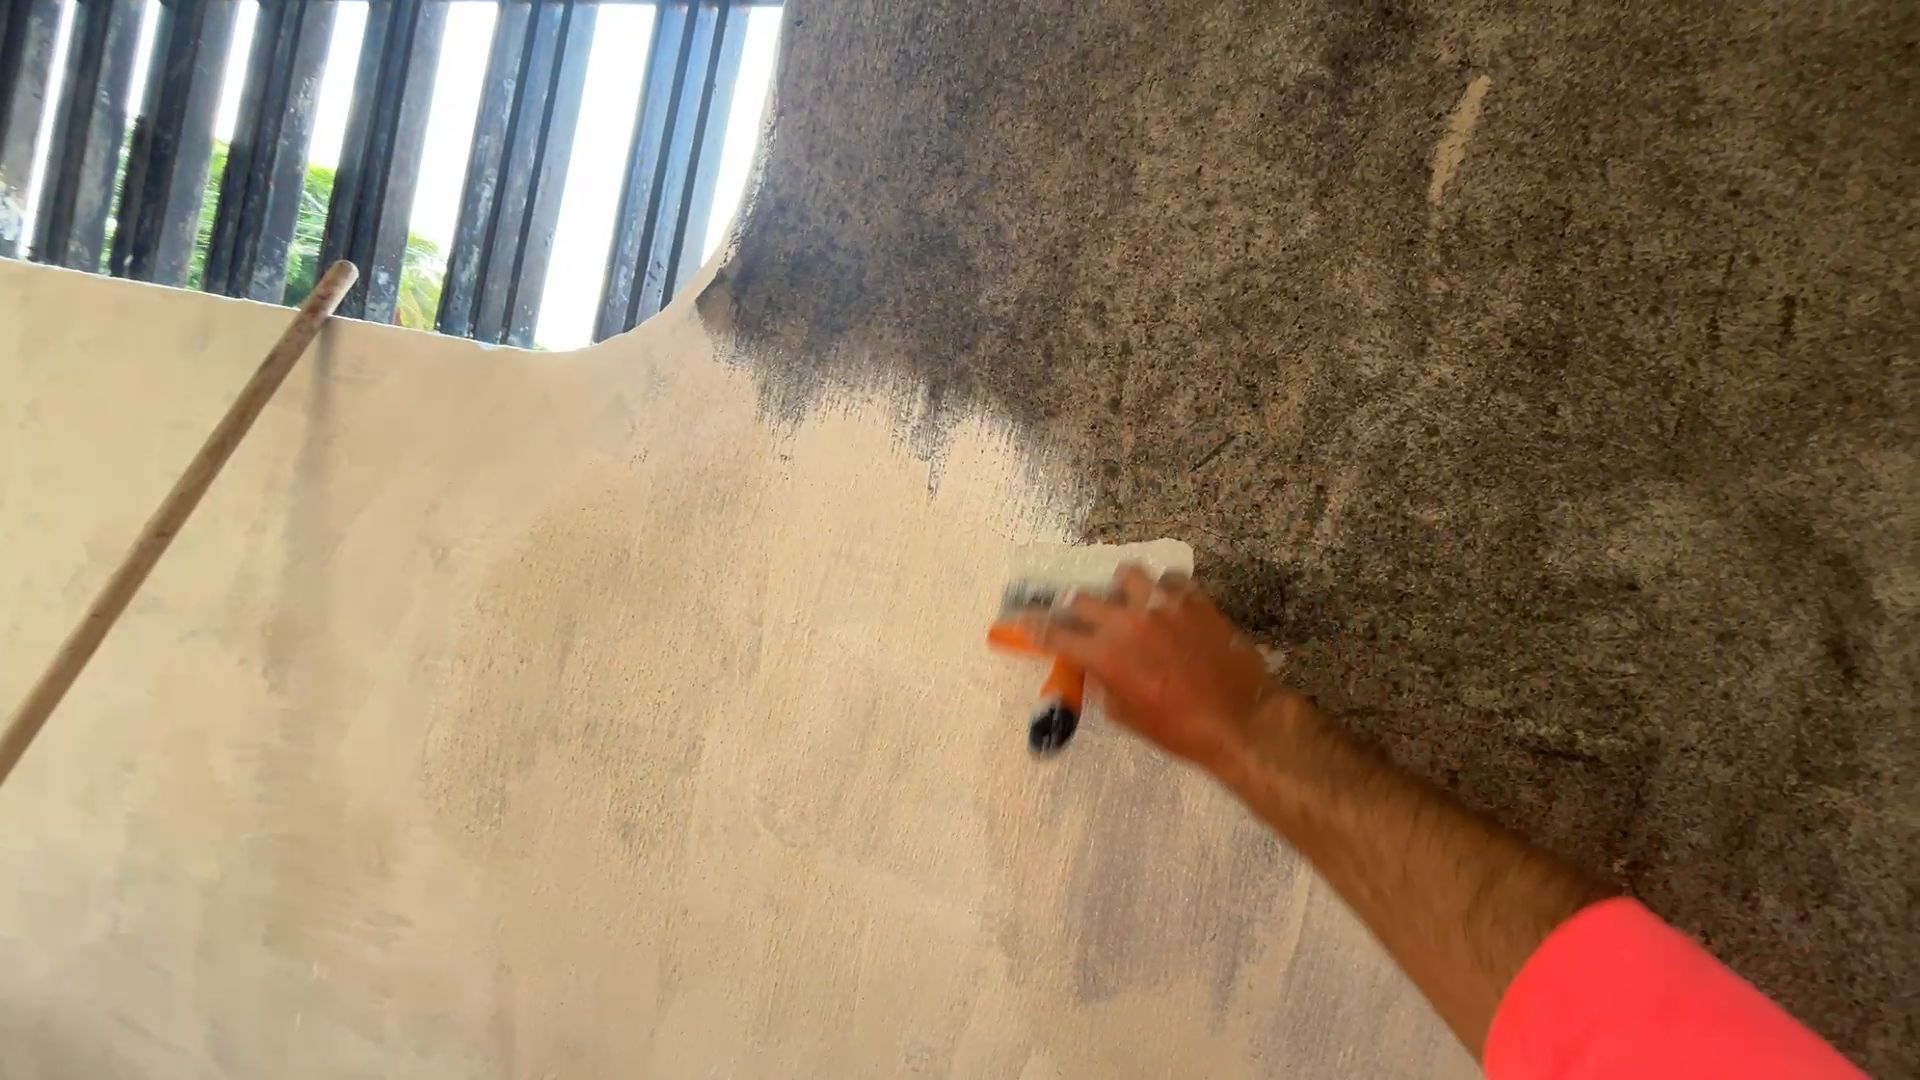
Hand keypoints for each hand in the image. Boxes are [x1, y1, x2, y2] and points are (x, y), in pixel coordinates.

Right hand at [1023, 563, 1286, 768]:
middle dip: (1075, 610)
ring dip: (1120, 589)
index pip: (1056, 633)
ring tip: (1127, 602)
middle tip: (1080, 619)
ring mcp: (1163, 606)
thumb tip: (1095, 667)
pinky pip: (1169, 579)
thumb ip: (1104, 683)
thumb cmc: (1180, 729)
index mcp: (1106, 655)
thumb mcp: (1127, 716)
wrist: (1241, 721)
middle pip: (1083, 598)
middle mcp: (1128, 622)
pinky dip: (1162, 590)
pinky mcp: (1194, 600)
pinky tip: (1166, 606)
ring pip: (1126, 574)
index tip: (1024, 620)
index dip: (1034, 626)